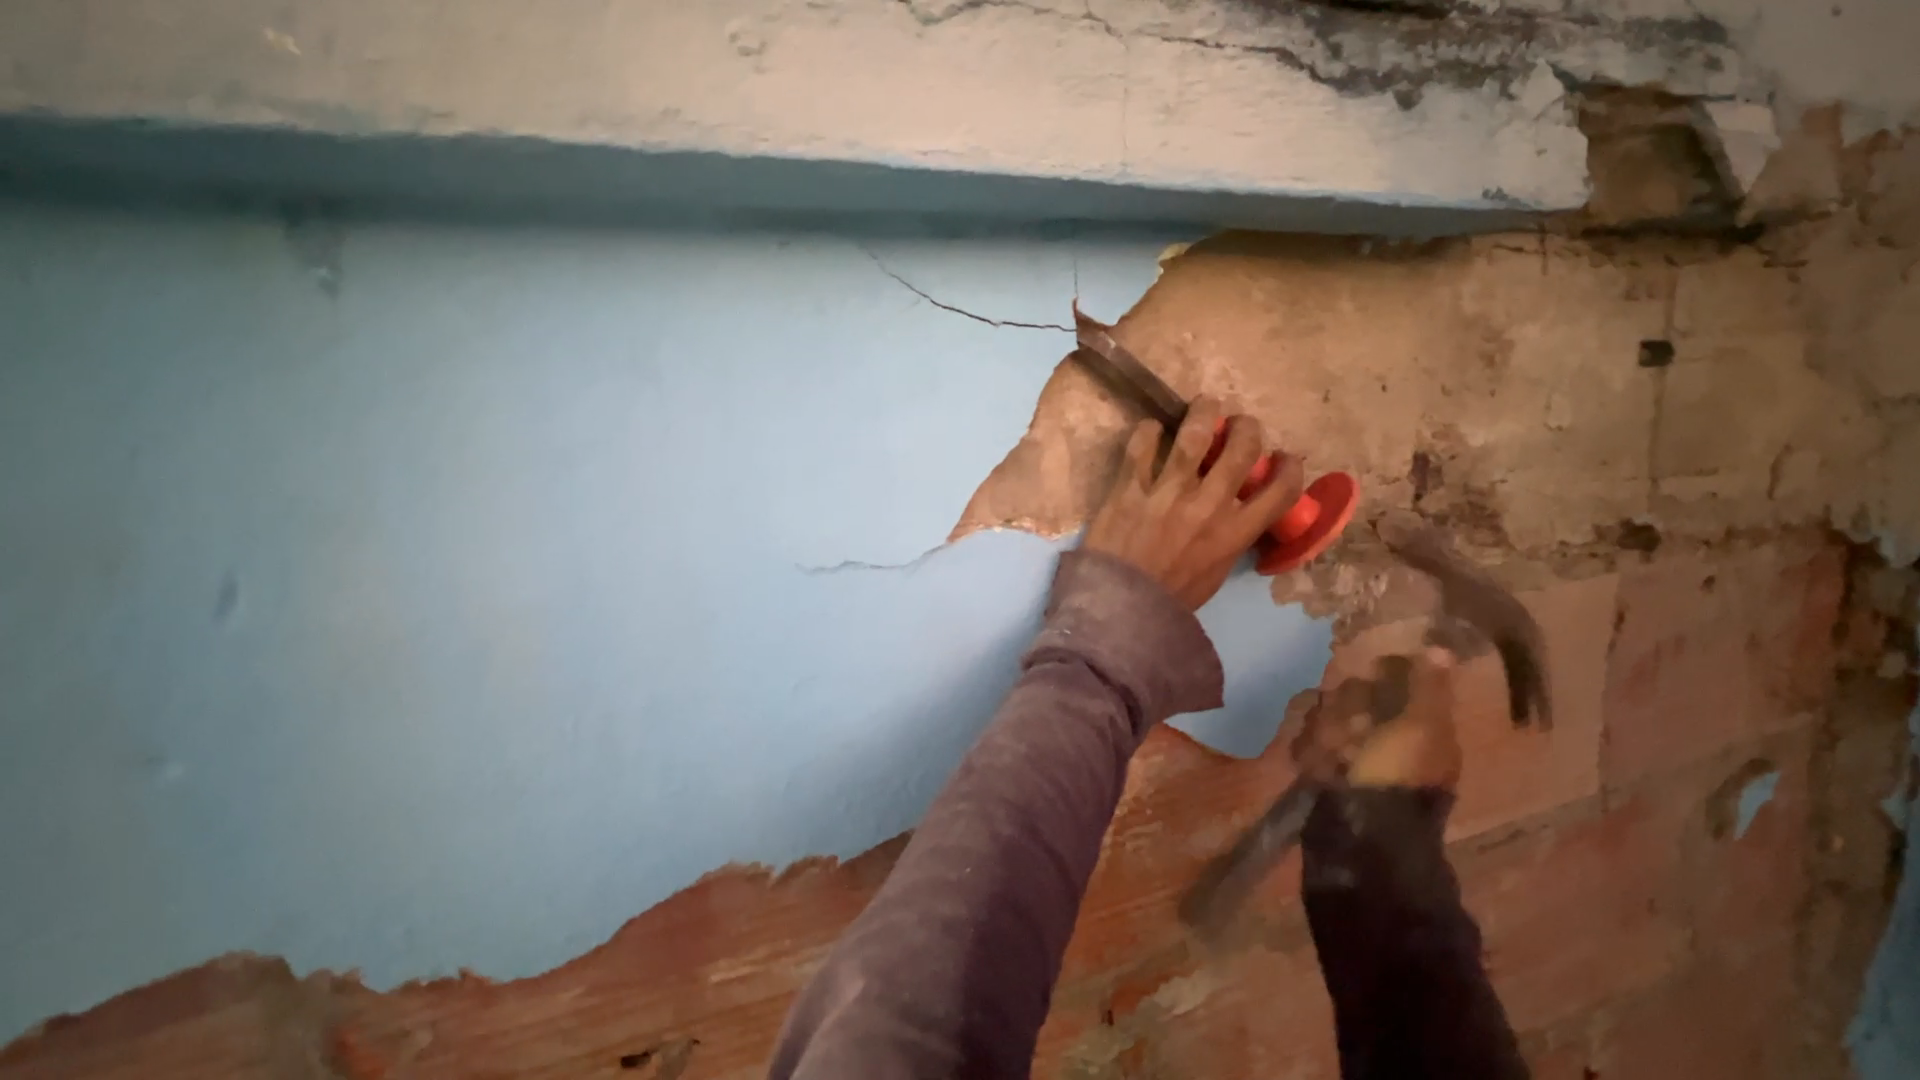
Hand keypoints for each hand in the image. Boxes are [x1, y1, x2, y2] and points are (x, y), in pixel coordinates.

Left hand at [1082, 398, 1304, 610]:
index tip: (1284, 457)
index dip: (1290, 466)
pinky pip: (1141, 446)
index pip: (1281, 489)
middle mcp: (1207, 506)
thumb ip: (1231, 539)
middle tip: (1237, 424)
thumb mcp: (1215, 574)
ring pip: (1194, 435)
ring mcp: (1166, 494)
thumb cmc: (1170, 600)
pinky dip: (1148, 431)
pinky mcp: (1129, 489)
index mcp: (1234, 533)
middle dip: (1246, 427)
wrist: (1119, 610)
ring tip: (1202, 405)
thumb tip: (1239, 514)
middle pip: (1241, 448)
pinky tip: (1151, 431)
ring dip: (1203, 412)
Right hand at [1292, 648, 1461, 791]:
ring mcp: (1352, 754)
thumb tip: (1440, 647)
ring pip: (1326, 718)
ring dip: (1325, 733)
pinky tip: (1317, 766)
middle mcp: (1386, 736)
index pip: (1391, 679)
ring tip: (1331, 756)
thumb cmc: (1397, 775)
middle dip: (1345, 708)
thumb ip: (1427, 687)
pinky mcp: (1323, 770)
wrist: (1361, 832)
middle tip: (1350, 730)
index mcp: (1418, 725)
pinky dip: (1310, 753)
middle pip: (1352, 696)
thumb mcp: (1421, 726)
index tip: (1370, 679)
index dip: (1378, 677)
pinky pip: (1307, 744)